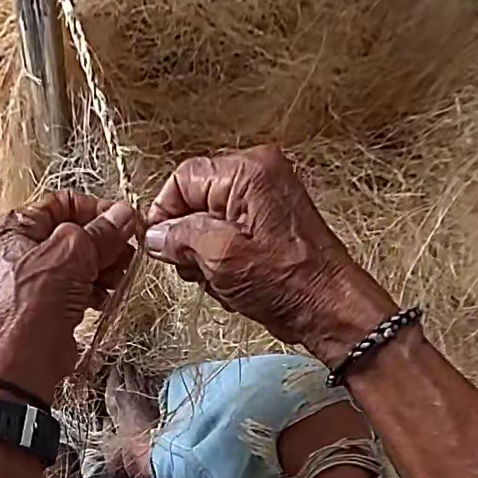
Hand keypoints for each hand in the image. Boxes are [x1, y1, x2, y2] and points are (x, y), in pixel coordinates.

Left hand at [0, 192, 138, 404]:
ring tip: (117, 276)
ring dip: (104, 268)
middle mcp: (24, 252)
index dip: (97, 209)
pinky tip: (104, 296)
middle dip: (104, 243)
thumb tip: (122, 216)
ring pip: (81, 262)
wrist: (28, 357)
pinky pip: (80, 287)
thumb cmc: (33, 306)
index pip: (64, 204)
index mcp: (18, 229)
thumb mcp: (72, 254)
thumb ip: (101, 231)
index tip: (122, 219)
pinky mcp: (51, 304)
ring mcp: (38, 280)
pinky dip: (95, 289)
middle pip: (76, 234)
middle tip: (125, 249)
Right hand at [142, 146, 398, 359]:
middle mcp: (256, 176)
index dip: (164, 214)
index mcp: (247, 172)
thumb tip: (152, 235)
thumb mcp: (220, 257)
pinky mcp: (265, 226)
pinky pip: (222, 239)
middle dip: (185, 240)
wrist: (325, 306)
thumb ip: (181, 237)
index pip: (182, 179)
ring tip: (219, 280)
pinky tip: (231, 282)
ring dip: (201, 258)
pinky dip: (217, 263)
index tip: (160, 248)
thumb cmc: (284, 281)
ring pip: (204, 225)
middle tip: (198, 269)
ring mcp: (262, 201)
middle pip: (192, 201)